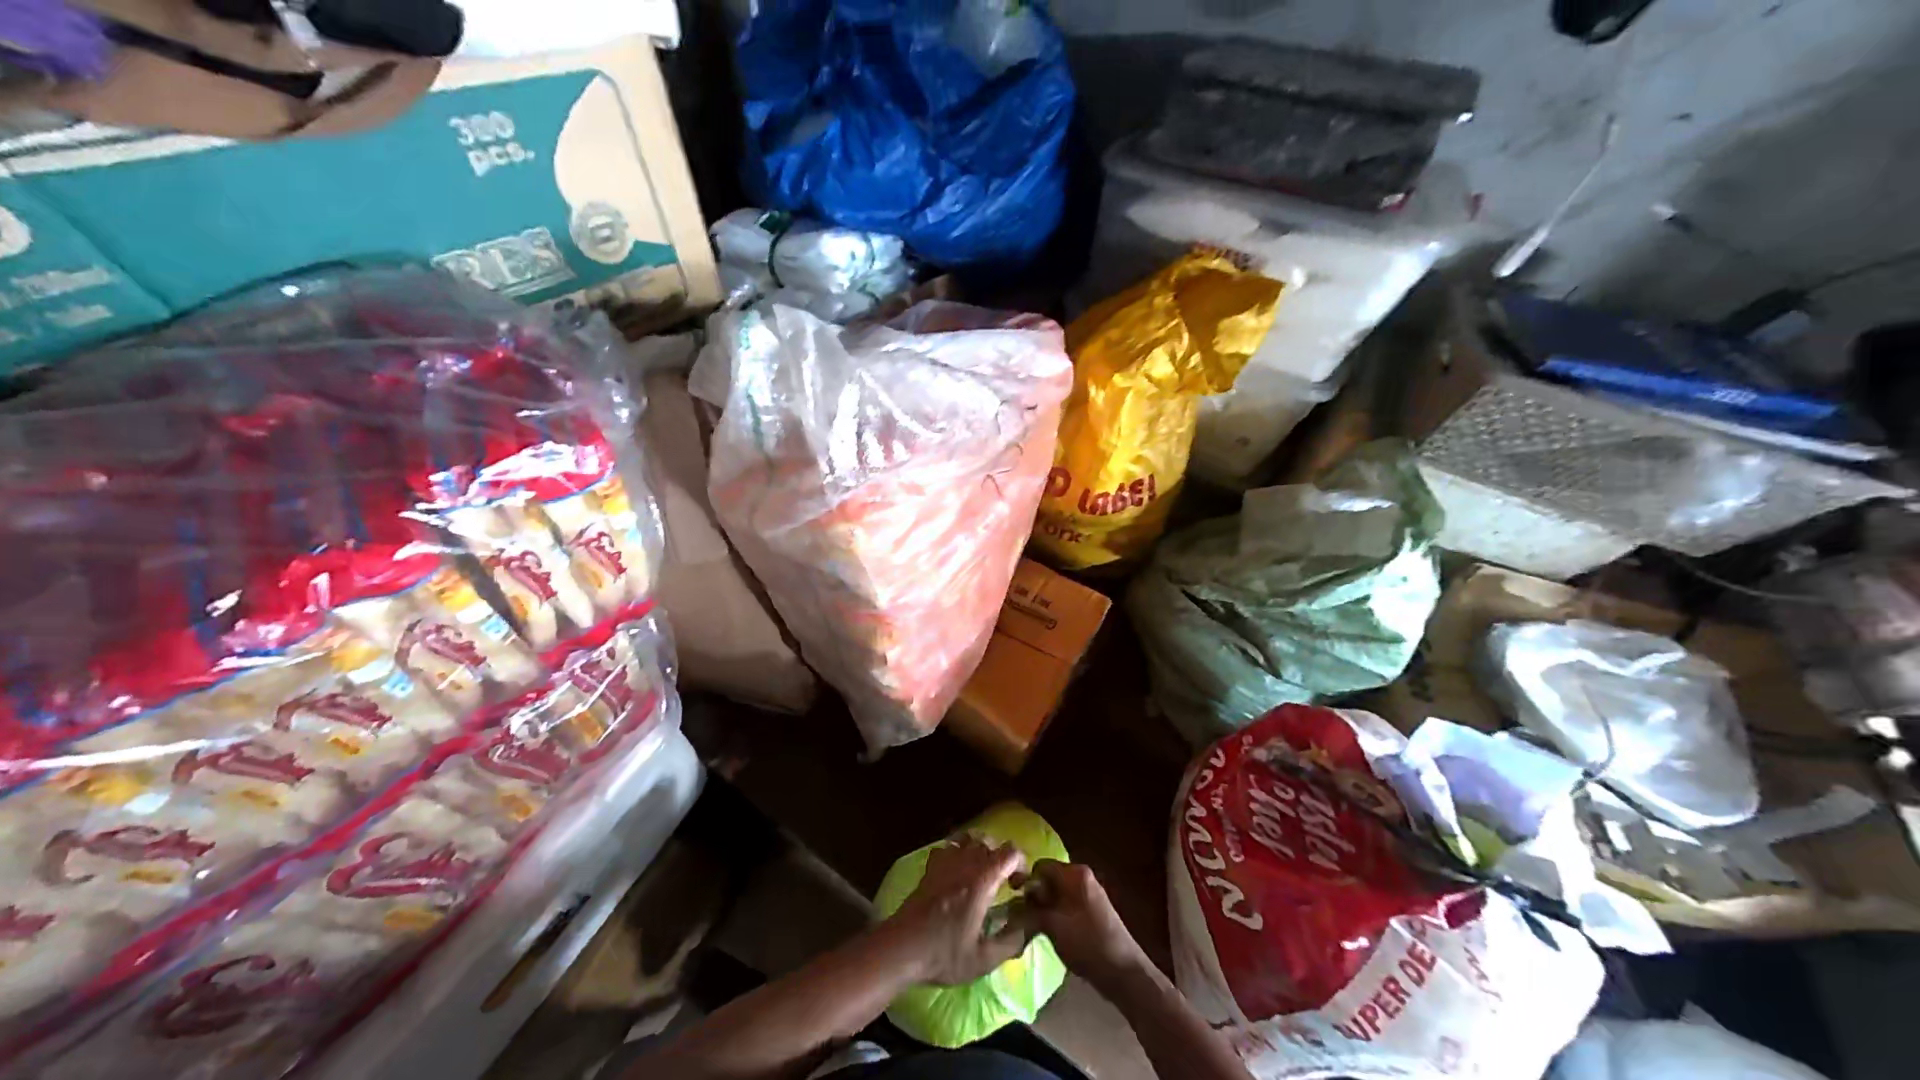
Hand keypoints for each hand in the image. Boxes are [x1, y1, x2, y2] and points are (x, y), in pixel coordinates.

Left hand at [884, 835, 1029, 985]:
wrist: (901, 949)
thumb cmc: (944, 955)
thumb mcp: (985, 958)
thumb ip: (1014, 939)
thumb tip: (1036, 922)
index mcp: (981, 882)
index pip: (1010, 852)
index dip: (1021, 864)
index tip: (1020, 886)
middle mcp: (964, 864)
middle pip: (990, 842)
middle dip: (1002, 858)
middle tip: (1003, 883)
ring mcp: (944, 862)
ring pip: (969, 839)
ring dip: (981, 851)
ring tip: (983, 874)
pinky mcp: (930, 868)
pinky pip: (949, 847)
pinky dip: (959, 852)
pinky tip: (958, 873)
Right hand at [1015, 860, 1148, 988]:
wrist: (1124, 973)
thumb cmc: (1086, 943)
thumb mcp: (1051, 925)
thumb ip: (1029, 909)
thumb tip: (1012, 904)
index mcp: (1075, 873)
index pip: (1040, 866)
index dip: (1024, 881)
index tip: (1011, 900)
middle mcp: (1083, 878)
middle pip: (1049, 879)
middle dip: (1033, 897)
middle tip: (1019, 917)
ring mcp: (1089, 895)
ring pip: (1057, 895)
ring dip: (1042, 909)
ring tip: (1030, 927)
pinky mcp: (1093, 912)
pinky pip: (1066, 906)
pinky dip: (1055, 916)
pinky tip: (1047, 933)